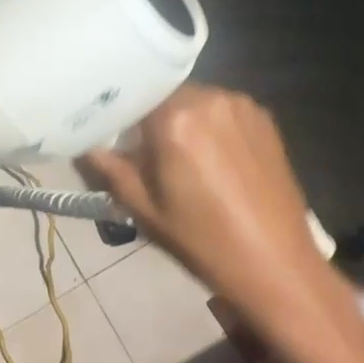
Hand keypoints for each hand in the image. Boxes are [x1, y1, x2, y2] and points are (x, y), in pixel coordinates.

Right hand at [82, 86, 325, 297]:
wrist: (279, 268)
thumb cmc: (203, 239)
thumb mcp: (143, 208)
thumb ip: (108, 167)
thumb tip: (84, 143)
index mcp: (174, 119)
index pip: (131, 94)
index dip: (119, 113)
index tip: (113, 133)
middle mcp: (208, 100)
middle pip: (163, 95)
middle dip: (153, 117)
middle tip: (147, 148)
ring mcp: (240, 106)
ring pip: (194, 100)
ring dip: (183, 118)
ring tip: (182, 153)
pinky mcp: (264, 119)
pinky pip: (222, 108)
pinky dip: (211, 123)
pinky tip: (214, 155)